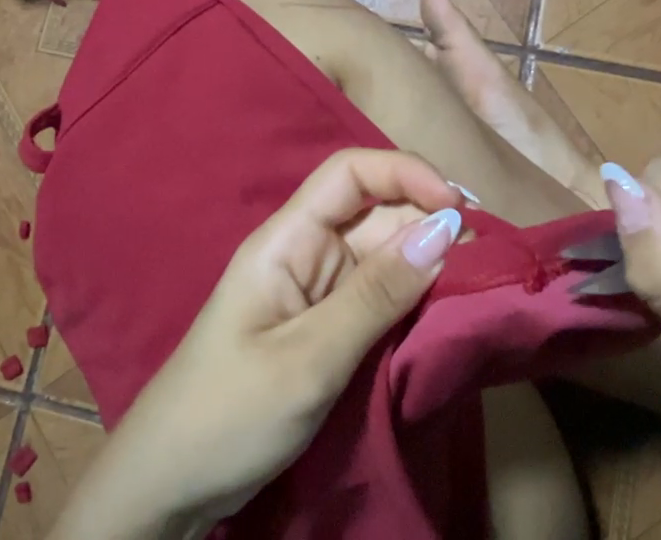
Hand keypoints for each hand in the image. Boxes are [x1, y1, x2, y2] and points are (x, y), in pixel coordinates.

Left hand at [56, 149, 465, 539]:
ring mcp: (319, 292)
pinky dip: (417, 297)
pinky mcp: (329, 328)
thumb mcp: (308, 357)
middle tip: (489, 257)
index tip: (460, 209)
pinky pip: (382, 296)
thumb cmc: (228, 413)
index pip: (351, 173)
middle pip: (377, 212)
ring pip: (386, 254)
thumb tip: (447, 229)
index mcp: (287, 240)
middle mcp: (307, 253)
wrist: (171, 488)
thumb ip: (377, 294)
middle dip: (432, 222)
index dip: (407, 174)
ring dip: (432, 261)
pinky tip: (448, 308)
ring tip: (480, 281)